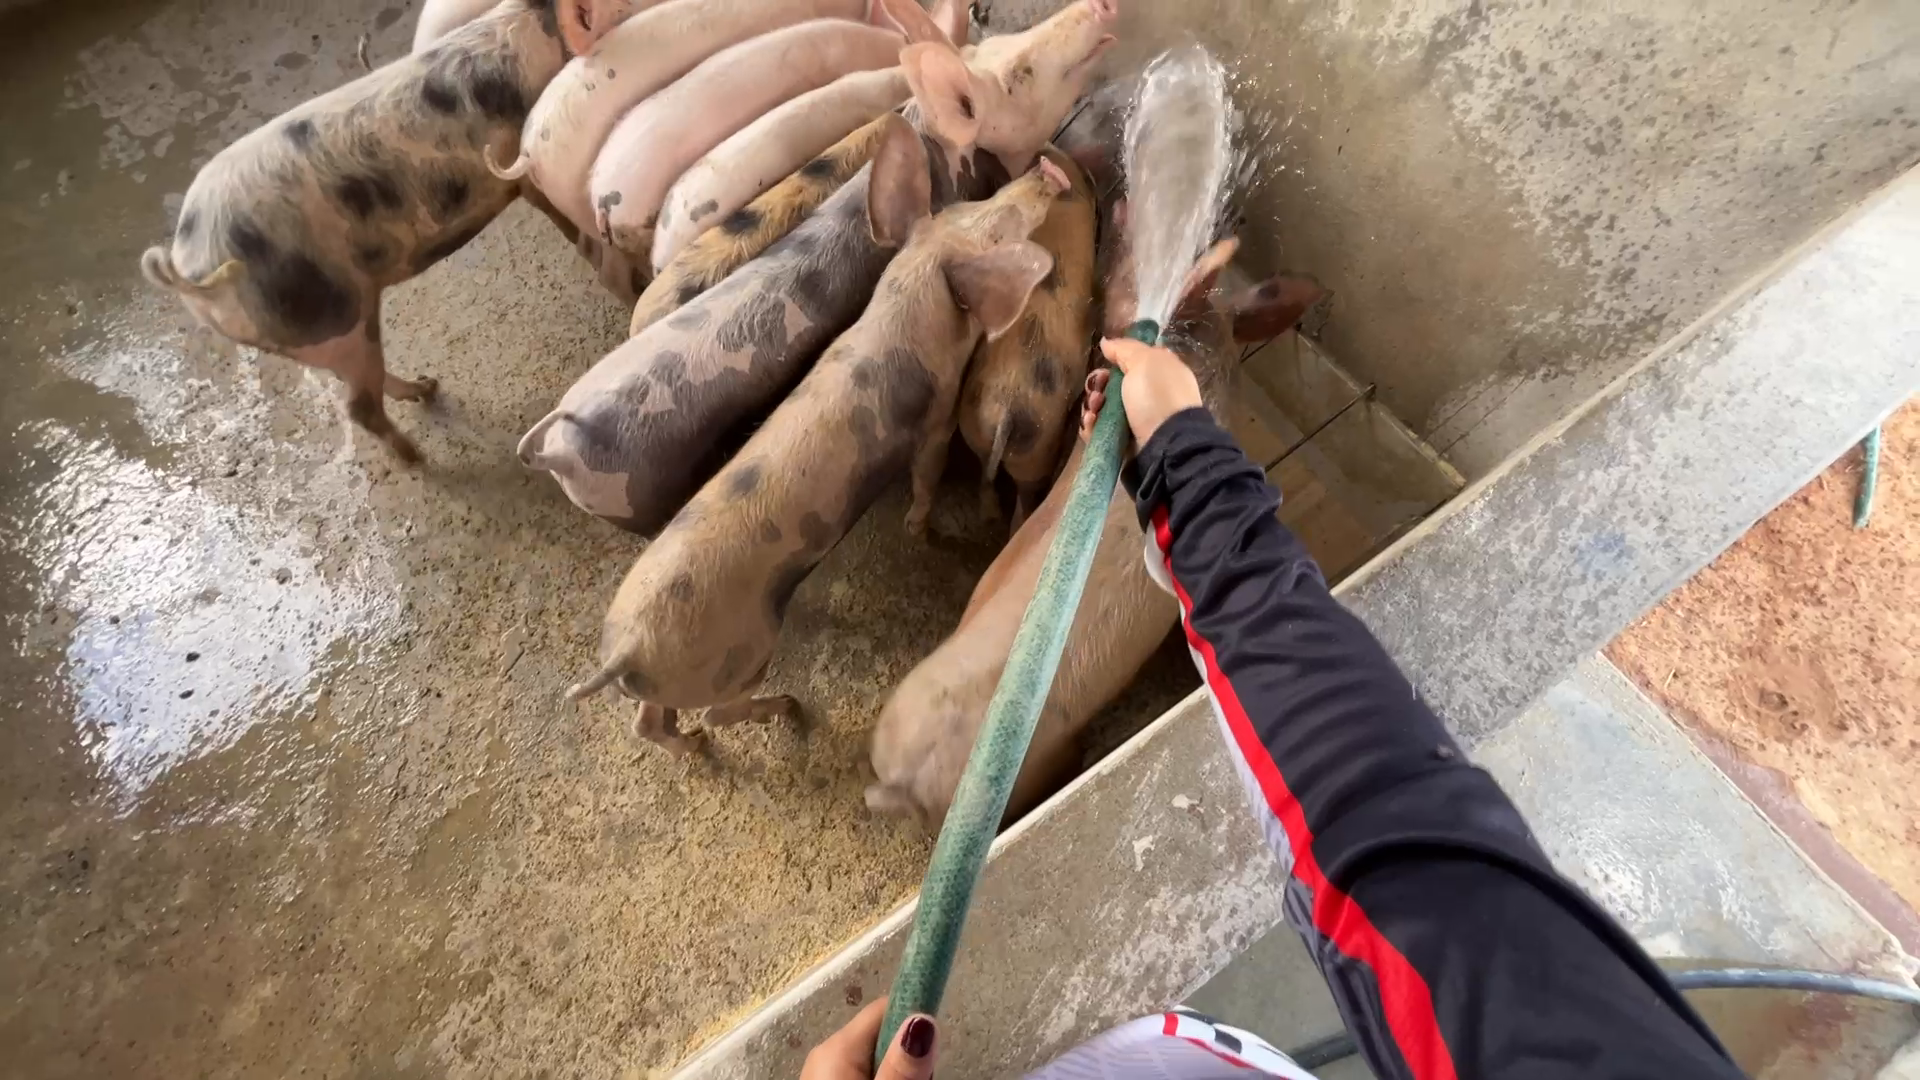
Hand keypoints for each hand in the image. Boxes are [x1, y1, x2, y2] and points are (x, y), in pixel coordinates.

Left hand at [799, 1001, 938, 1079]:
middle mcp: (825, 1050)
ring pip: (874, 1058)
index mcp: (836, 1044)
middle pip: (883, 1034)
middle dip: (903, 1058)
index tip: (928, 1053)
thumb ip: (900, 1066)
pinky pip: (859, 1072)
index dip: (913, 1025)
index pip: (888, 1007)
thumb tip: (925, 1017)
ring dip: (892, 1073)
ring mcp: (820, 1072)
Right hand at [1079, 338, 1202, 447]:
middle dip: (1098, 384)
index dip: (1114, 360)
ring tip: (1095, 409)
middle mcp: (1145, 395)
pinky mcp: (1120, 441)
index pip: (1130, 361)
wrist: (1165, 443)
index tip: (1106, 363)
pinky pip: (1098, 430)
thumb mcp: (1145, 361)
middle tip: (1098, 389)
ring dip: (1092, 404)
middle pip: (1110, 384)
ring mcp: (1133, 419)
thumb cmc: (1158, 396)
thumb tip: (1106, 342)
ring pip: (1102, 407)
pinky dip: (1091, 425)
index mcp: (1158, 372)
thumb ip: (1124, 349)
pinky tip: (1092, 422)